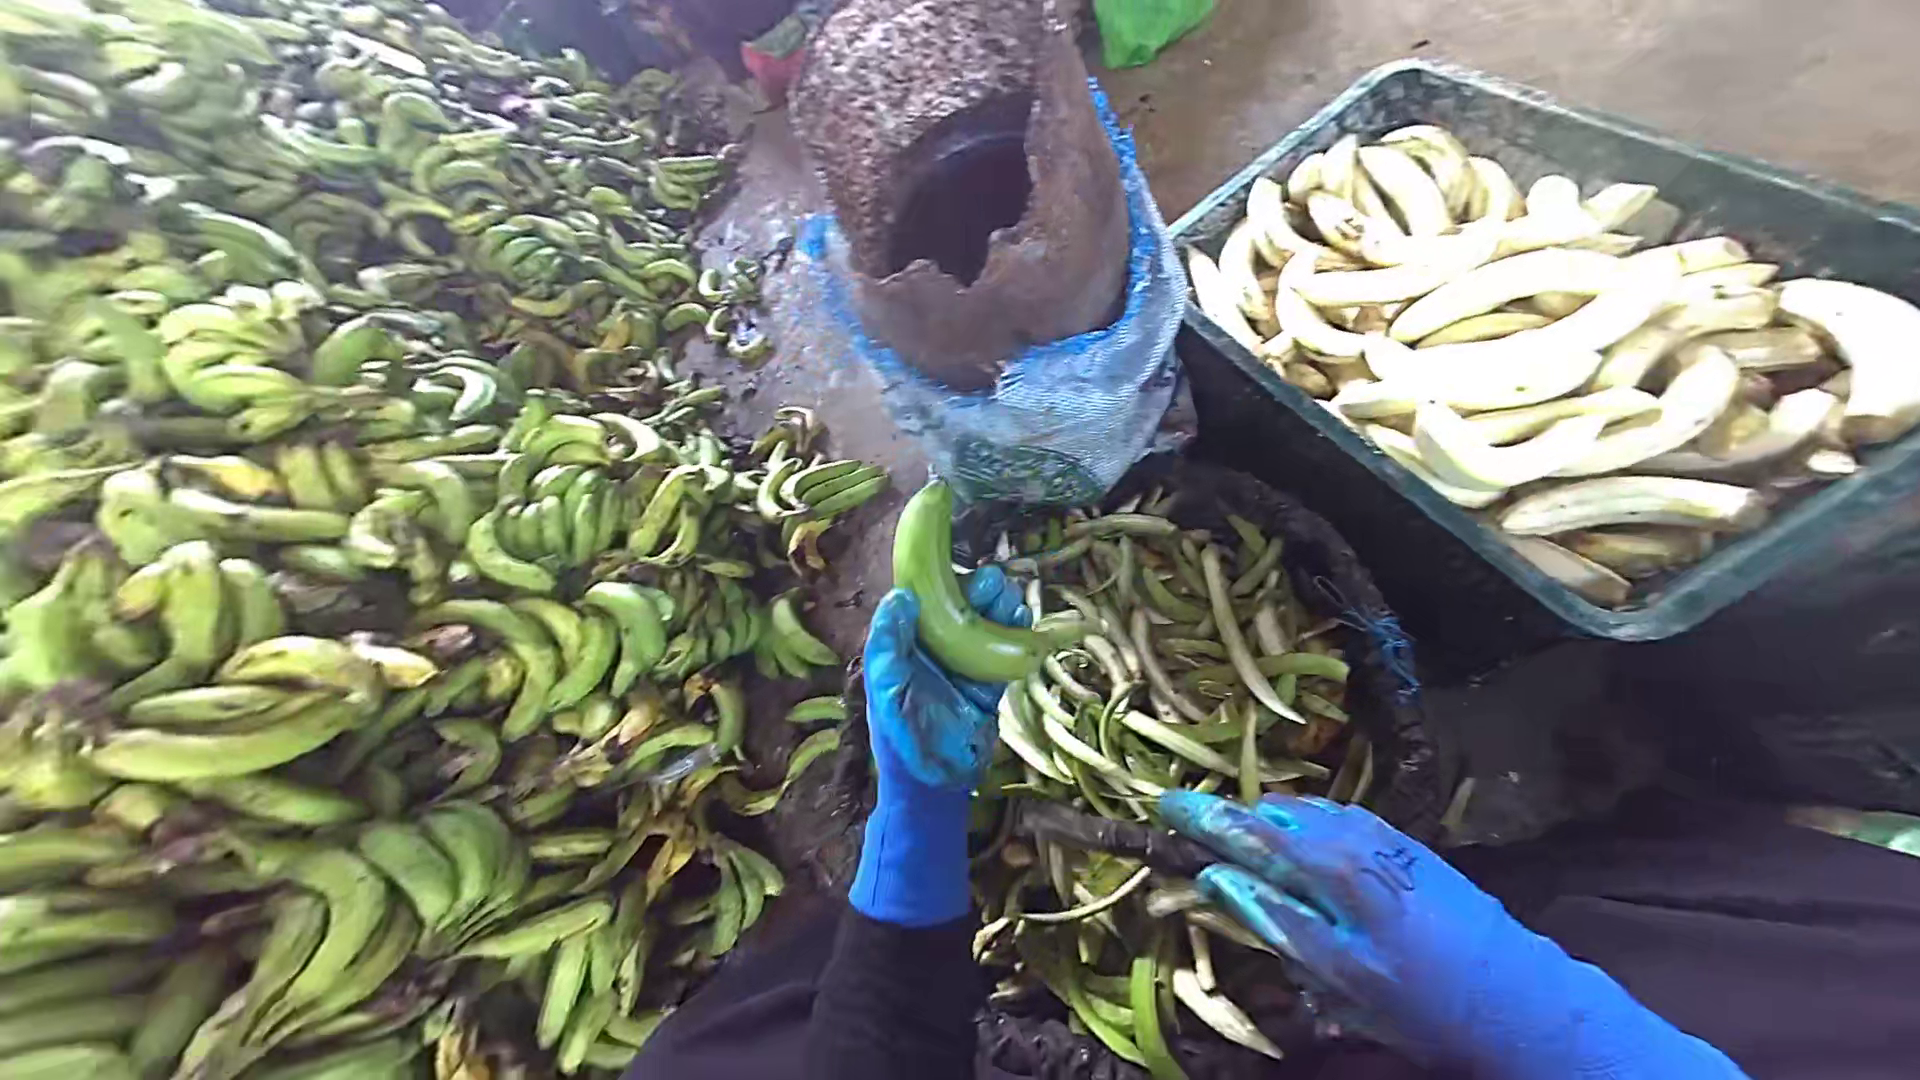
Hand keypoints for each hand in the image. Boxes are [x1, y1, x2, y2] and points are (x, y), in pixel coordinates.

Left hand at [849, 567, 1027, 926]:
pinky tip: (1022, 619)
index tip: (957, 567)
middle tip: (995, 582)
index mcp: (906, 646)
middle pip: (959, 610)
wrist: (934, 785)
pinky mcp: (988, 683)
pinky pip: (1003, 652)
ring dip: (999, 608)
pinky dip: (1015, 634)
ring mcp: (963, 665)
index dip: (941, 583)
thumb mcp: (885, 688)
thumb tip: (900, 596)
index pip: (923, 603)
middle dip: (977, 592)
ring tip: (1010, 597)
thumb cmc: (899, 736)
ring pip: (985, 626)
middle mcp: (935, 650)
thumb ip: (888, 644)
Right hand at [1161, 791, 1748, 1079]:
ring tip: (1238, 843)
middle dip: (1223, 818)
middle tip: (1194, 830)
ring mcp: (1370, 830)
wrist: (1532, 1001)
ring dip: (1258, 822)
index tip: (1160, 803)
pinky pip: (1323, 817)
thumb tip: (1213, 877)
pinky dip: (1293, 825)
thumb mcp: (1341, 977)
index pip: (1242, 828)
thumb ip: (1272, 918)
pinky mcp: (1392, 837)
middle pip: (1263, 813)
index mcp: (1326, 864)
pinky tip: (1291, 844)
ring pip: (1292, 813)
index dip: (1198, 815)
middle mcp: (1343, 832)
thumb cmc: (1426, 1001)